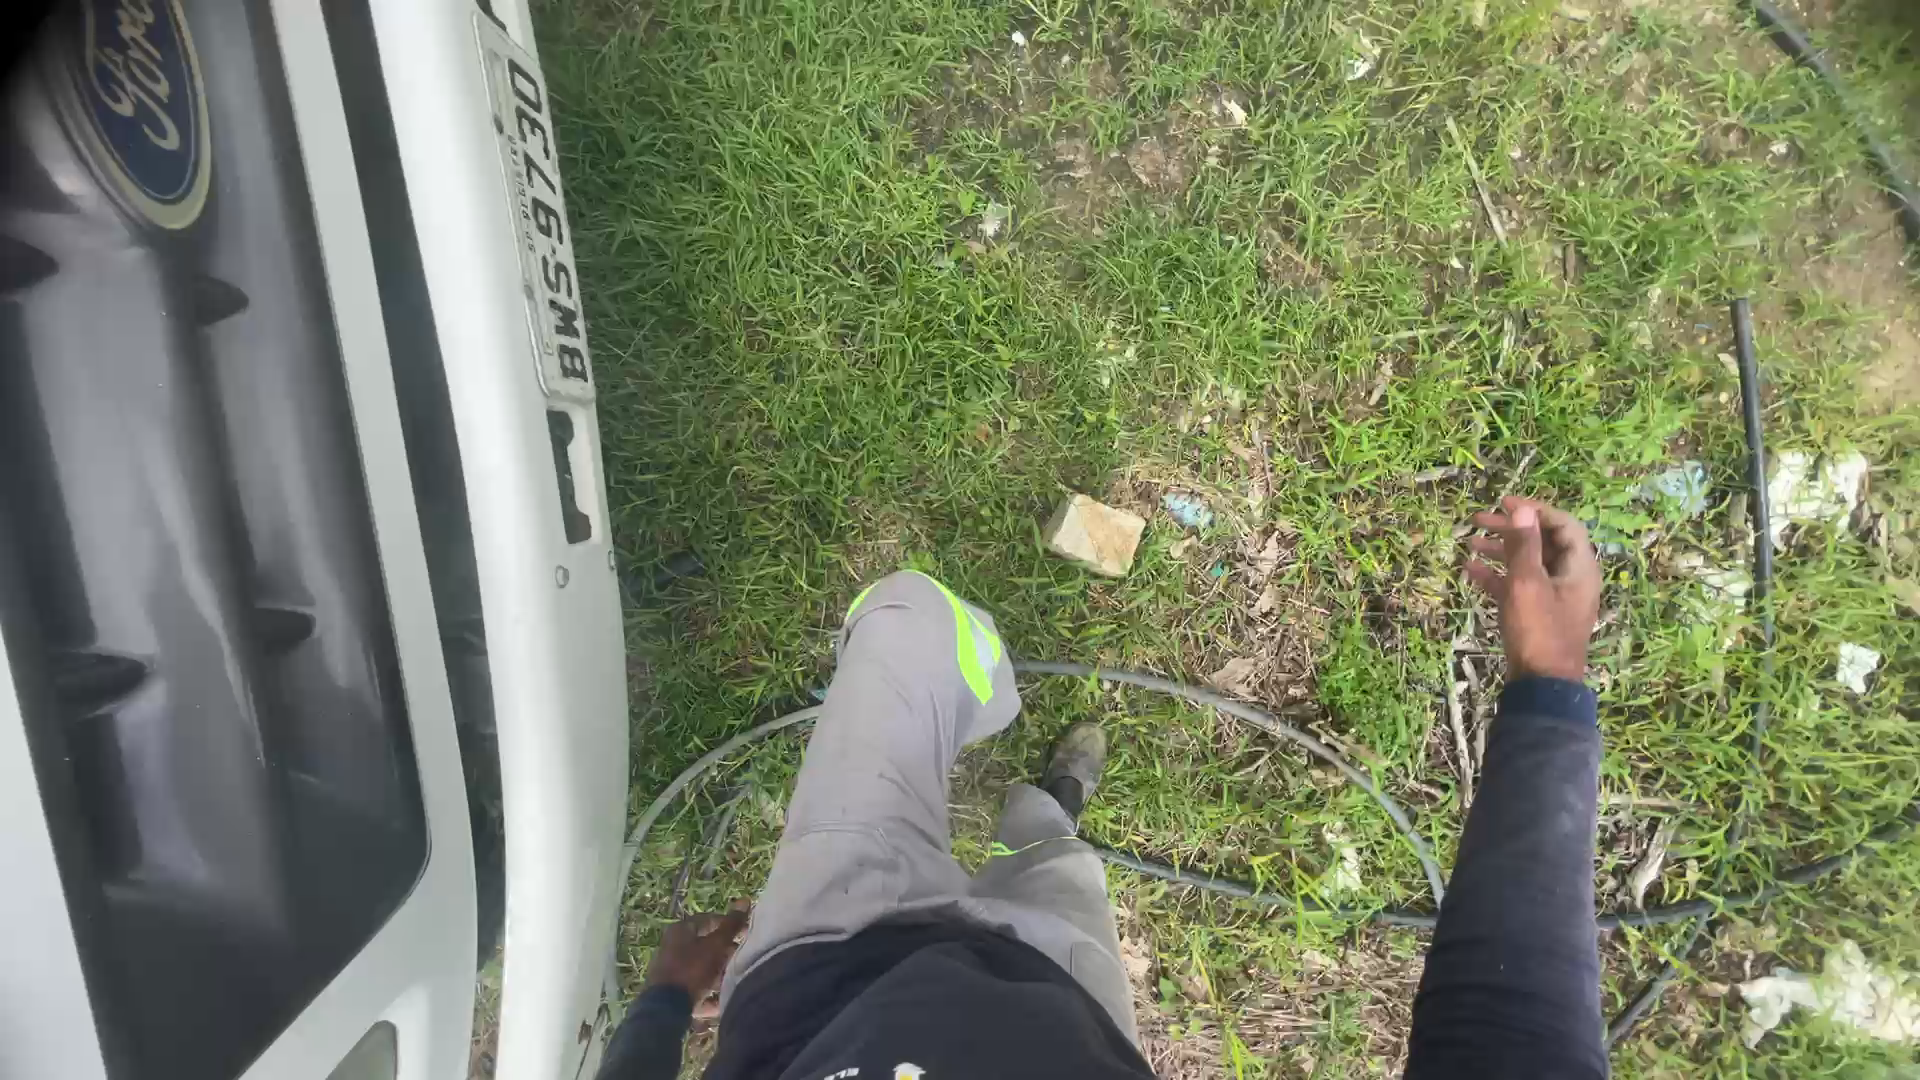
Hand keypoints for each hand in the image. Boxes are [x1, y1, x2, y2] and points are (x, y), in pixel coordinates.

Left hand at [644, 905, 748, 1012]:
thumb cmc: (692, 969)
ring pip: (700, 968)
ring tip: (734, 980)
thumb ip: (731, 925)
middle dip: (725, 952)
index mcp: (680, 930)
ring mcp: (669, 971)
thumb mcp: (716, 944)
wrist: (664, 1012)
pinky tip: (721, 1002)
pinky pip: (694, 988)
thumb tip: (745, 900)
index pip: (709, 919)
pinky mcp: (670, 993)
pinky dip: (708, 994)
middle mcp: (672, 947)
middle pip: (705, 945)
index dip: (729, 924)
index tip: (745, 933)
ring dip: (718, 974)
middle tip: (741, 957)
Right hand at [1463, 496, 1600, 682]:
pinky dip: (1495, 574)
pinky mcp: (1535, 610)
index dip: (1535, 510)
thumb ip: (1524, 546)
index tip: (1503, 502)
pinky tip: (1469, 570)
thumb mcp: (1527, 584)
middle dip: (1510, 529)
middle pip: (1542, 542)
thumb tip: (1521, 509)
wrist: (1541, 680)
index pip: (1563, 525)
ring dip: (1499, 550)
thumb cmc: (1538, 629)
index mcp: (1579, 568)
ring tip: (1468, 543)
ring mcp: (1553, 595)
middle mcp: (1570, 577)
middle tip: (1476, 520)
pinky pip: (1516, 584)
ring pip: (1527, 562)